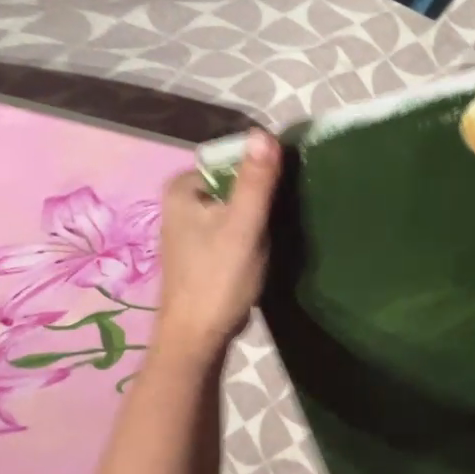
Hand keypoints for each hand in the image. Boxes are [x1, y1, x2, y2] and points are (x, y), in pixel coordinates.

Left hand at [151, 129, 282, 367]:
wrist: (198, 340)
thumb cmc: (218, 279)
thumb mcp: (243, 225)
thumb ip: (255, 180)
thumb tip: (265, 133)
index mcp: (183, 188)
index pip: (234, 157)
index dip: (264, 166)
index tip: (288, 183)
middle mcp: (183, 200)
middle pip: (237, 178)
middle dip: (264, 188)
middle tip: (291, 202)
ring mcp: (194, 224)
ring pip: (240, 200)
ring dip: (263, 208)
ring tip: (285, 219)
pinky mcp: (208, 245)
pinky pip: (238, 220)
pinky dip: (256, 224)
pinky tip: (272, 236)